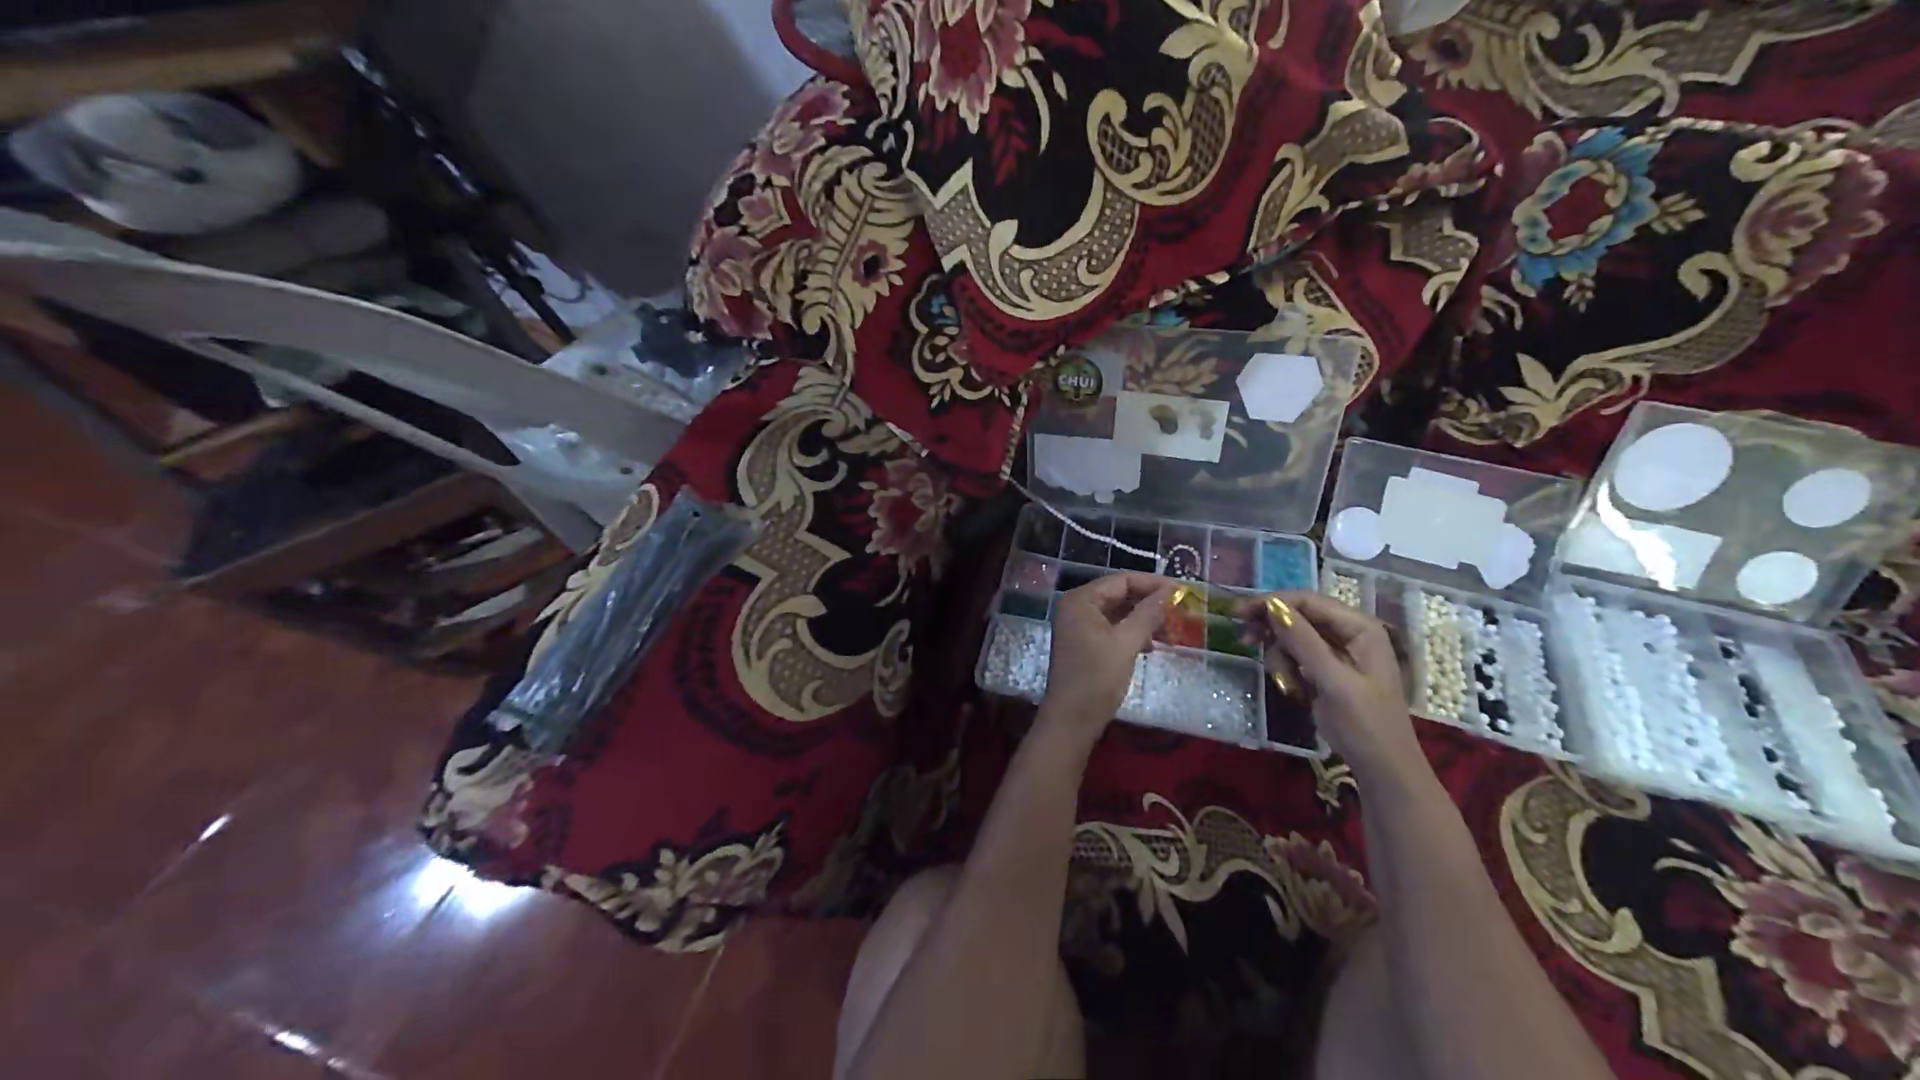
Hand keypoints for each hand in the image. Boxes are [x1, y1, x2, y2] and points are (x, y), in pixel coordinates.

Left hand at [1041, 572, 1174, 740]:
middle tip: (1181, 613)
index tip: (1182, 591)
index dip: (1152, 584)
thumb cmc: (1097, 678)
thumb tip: (1170, 591)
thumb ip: (1148, 613)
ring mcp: (1079, 626)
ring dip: (1144, 620)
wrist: (1072, 720)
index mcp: (1080, 600)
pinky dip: (1133, 634)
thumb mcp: (1126, 643)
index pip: (1121, 580)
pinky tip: (1153, 646)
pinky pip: (1114, 629)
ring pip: (1119, 613)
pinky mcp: (1085, 644)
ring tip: (1172, 633)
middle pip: (1120, 595)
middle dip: (1150, 603)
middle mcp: (1077, 607)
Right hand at [1248, 591, 1425, 780]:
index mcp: (1361, 628)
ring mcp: (1339, 652)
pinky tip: (1290, 687)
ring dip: (1280, 654)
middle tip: (1245, 639)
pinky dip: (1287, 667)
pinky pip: (1297, 656)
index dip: (1273, 602)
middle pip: (1300, 615)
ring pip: (1294, 636)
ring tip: (1283, 682)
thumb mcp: (1334, 682)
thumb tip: (1273, 606)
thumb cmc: (1365, 724)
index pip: (1309, 601)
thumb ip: (1304, 642)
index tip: (1239, 613)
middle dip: (1273, 627)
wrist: (1383, 768)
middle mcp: (1351, 633)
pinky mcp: (1328, 670)